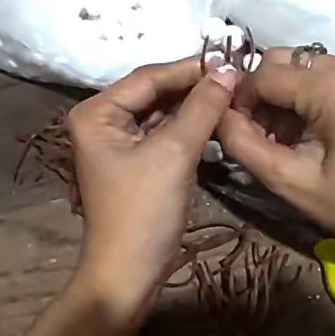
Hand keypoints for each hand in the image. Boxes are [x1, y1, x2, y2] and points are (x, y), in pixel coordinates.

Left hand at [66, 57, 239, 309]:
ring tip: (233, 96)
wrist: (128, 274)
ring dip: (194, 106)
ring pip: (161, 112)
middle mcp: (101, 120)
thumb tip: (229, 70)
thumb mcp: (174, 154)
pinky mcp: (134, 161)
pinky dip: (189, 127)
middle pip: (153, 92)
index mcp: (96, 112)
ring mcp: (117, 142)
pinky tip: (217, 121)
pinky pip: (163, 133)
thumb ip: (202, 108)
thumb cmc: (143, 211)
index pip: (148, 77)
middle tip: (237, 79)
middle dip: (193, 87)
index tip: (232, 61)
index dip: (190, 69)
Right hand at [216, 49, 334, 268]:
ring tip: (280, 135)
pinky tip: (301, 127)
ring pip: (292, 64)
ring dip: (277, 95)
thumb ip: (241, 142)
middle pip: (277, 60)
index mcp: (334, 89)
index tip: (237, 135)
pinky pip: (312, 71)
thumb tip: (212, 112)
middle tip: (259, 135)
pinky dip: (297, 94)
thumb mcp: (287, 181)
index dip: (240, 102)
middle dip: (258, 95)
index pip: (262, 75)